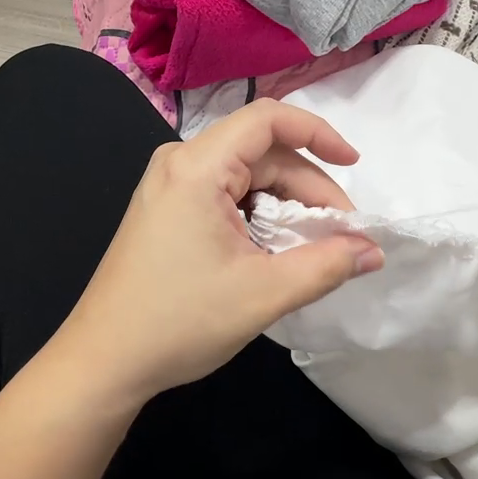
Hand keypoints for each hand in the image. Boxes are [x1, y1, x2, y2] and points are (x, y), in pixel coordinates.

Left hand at [45, 99, 383, 404]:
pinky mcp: (166, 205)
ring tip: (315, 246)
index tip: (354, 164)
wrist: (103, 359)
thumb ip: (325, 265)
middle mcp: (180, 161)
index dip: (317, 132)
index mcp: (196, 165)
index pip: (266, 118)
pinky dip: (258, 212)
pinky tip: (276, 247)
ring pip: (245, 174)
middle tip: (344, 235)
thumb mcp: (263, 293)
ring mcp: (169, 182)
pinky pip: (225, 191)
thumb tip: (374, 251)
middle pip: (260, 151)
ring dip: (285, 203)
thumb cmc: (179, 321)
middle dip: (307, 187)